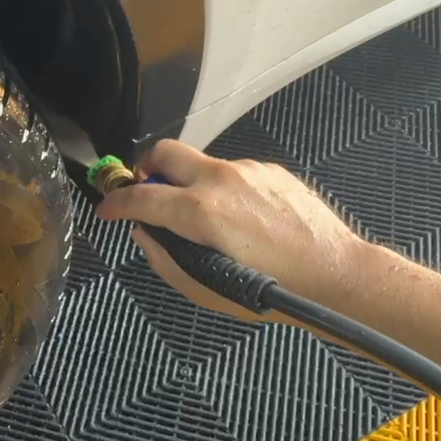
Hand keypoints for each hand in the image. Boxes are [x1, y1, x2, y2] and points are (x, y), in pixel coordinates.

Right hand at [94, 139, 385, 321]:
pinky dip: (222, 190)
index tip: (107, 208)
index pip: (139, 197)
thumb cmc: (270, 289)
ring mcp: (248, 171)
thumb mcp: (202, 288)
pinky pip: (232, 173)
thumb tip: (146, 235)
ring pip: (201, 164)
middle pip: (164, 152)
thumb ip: (163, 257)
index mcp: (199, 212)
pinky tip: (238, 220)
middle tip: (144, 190)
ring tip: (203, 219)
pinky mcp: (270, 171)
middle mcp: (220, 181)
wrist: (333, 274)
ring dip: (188, 183)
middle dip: (144, 167)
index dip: (114, 203)